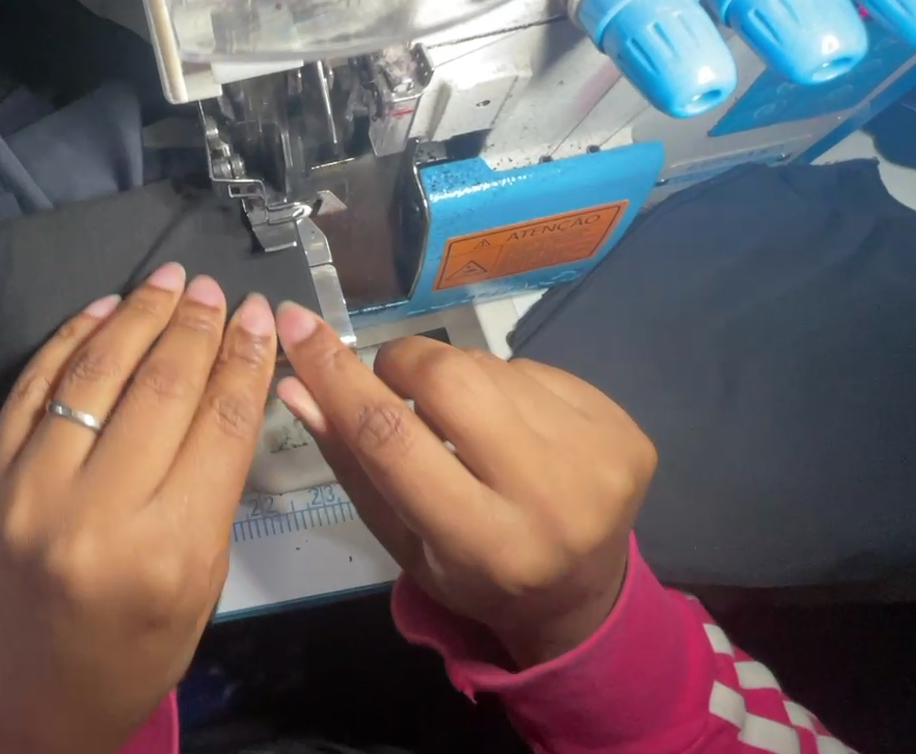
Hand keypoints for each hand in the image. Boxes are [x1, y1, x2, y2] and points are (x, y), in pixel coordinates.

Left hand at [0, 264, 276, 753]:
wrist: (9, 707)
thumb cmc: (122, 660)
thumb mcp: (196, 590)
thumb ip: (210, 491)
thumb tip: (226, 390)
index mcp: (167, 552)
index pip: (220, 426)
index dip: (245, 360)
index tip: (258, 316)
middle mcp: (98, 510)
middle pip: (162, 386)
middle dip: (197, 326)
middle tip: (215, 289)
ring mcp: (31, 485)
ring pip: (97, 371)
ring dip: (138, 314)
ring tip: (168, 281)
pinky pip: (36, 384)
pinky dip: (73, 337)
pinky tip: (105, 308)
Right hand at [272, 305, 655, 667]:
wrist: (580, 594)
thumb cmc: (466, 569)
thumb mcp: (394, 532)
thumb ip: (345, 457)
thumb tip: (294, 385)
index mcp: (480, 542)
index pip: (389, 436)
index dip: (333, 373)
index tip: (293, 322)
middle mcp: (549, 499)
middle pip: (447, 379)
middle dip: (401, 363)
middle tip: (391, 382)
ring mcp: (596, 456)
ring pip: (484, 363)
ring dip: (451, 376)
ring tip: (461, 421)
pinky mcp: (622, 426)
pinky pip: (526, 365)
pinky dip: (497, 382)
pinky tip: (507, 424)